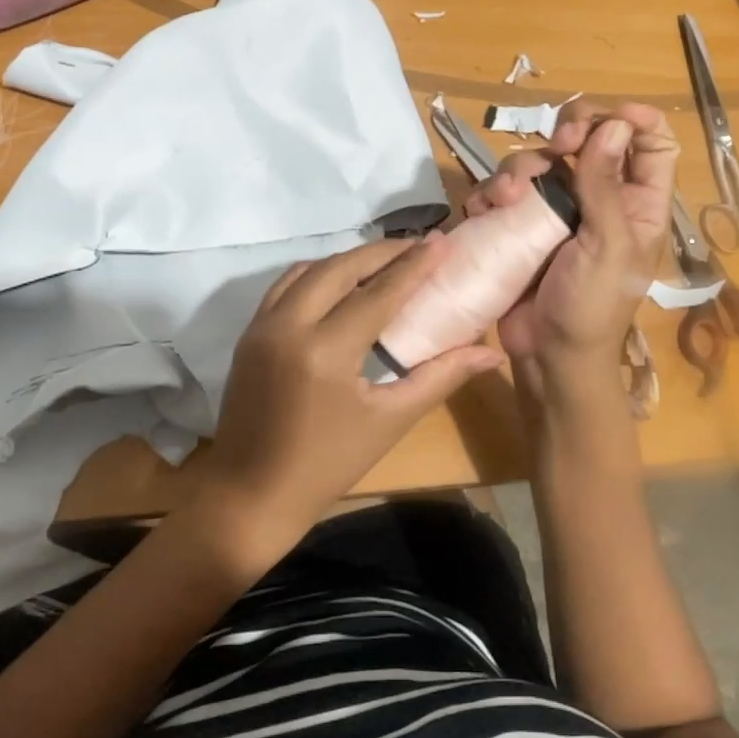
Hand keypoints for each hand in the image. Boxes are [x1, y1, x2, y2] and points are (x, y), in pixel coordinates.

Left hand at [202, 238, 503, 536]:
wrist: (249, 495)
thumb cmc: (326, 466)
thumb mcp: (389, 422)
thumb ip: (440, 378)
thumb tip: (490, 354)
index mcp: (326, 351)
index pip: (379, 293)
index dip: (414, 265)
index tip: (442, 241)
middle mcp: (289, 326)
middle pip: (341, 268)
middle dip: (382, 253)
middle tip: (418, 246)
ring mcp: (261, 327)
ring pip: (308, 271)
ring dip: (348, 261)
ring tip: (384, 262)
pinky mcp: (248, 335)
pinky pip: (285, 287)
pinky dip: (317, 276)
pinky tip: (341, 286)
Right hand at [464, 101, 676, 371]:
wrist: (547, 357)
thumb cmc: (591, 309)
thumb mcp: (607, 246)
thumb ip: (606, 185)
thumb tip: (614, 125)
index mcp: (638, 203)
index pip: (651, 141)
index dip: (633, 119)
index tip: (606, 120)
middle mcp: (600, 197)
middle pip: (591, 135)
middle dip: (571, 130)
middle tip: (558, 144)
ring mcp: (557, 209)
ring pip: (542, 158)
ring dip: (521, 166)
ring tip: (508, 198)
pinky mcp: (520, 223)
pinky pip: (506, 189)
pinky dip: (493, 191)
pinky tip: (486, 209)